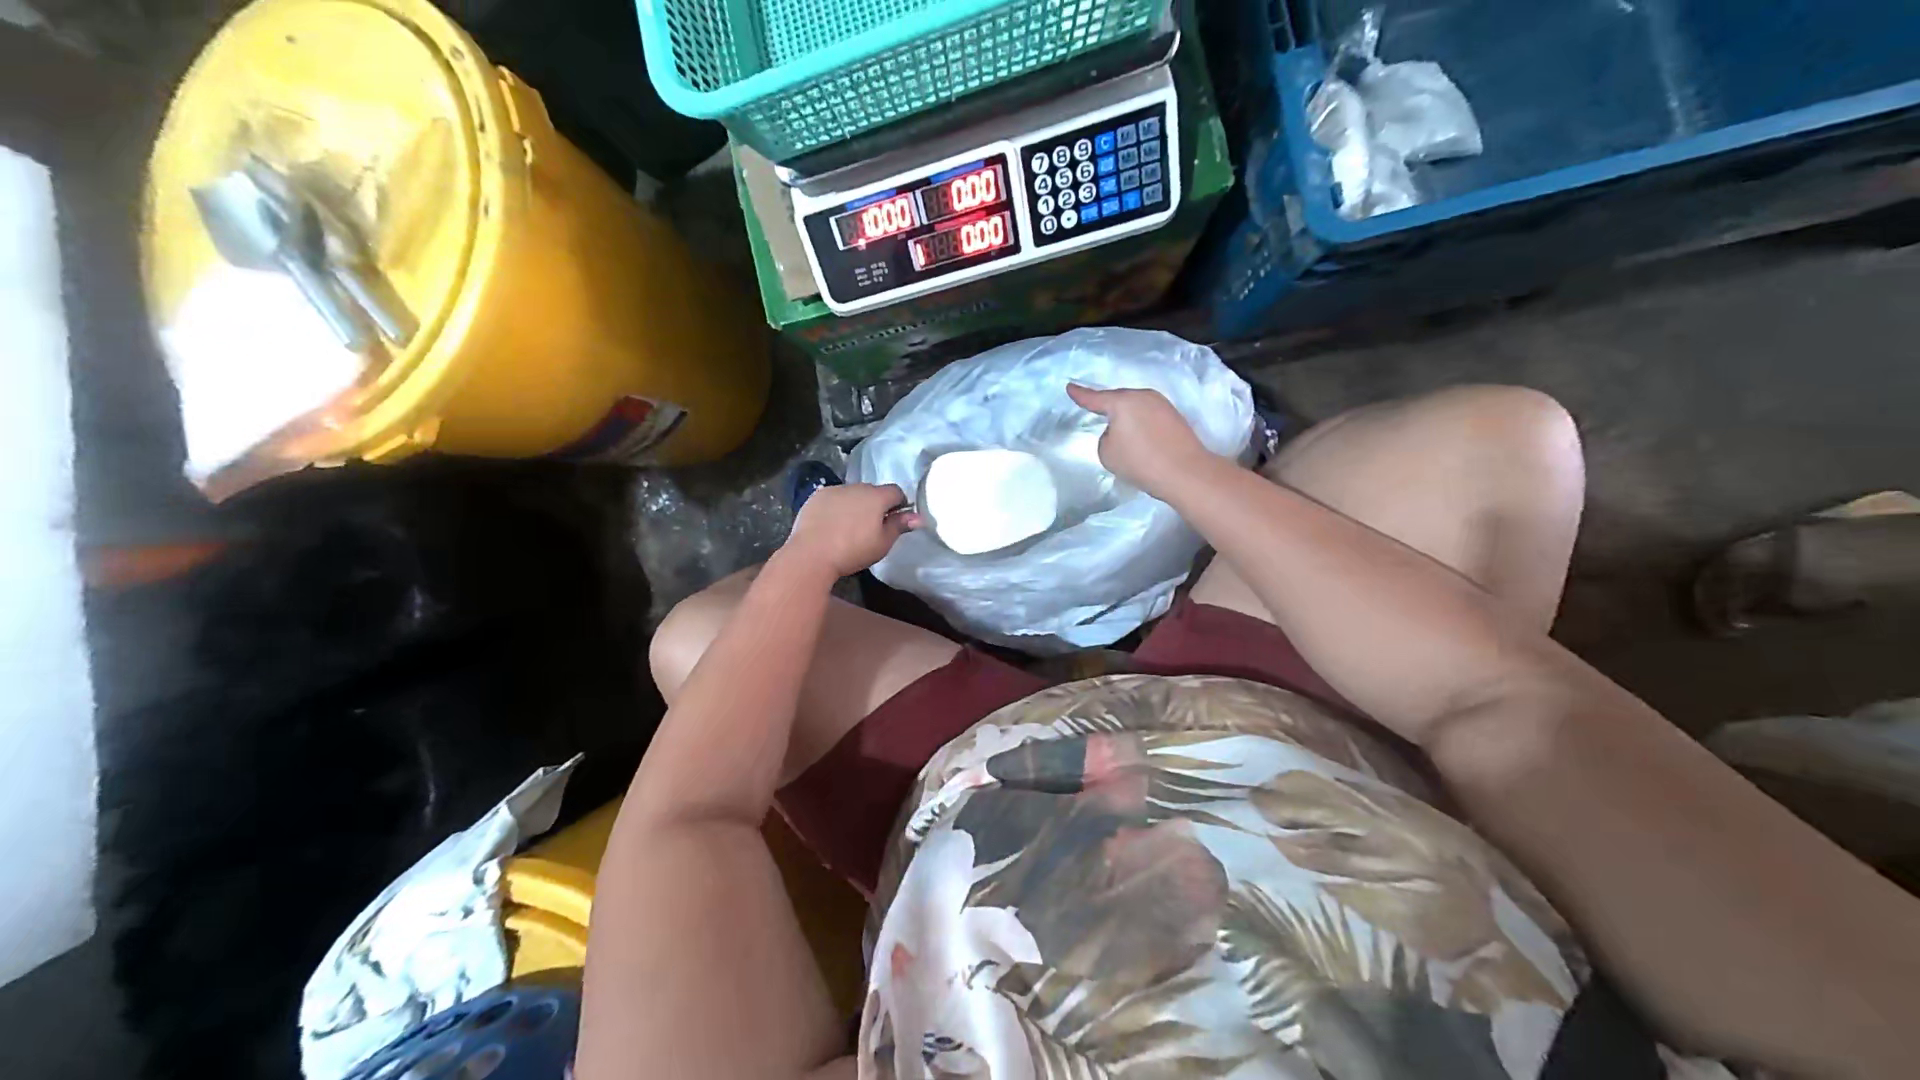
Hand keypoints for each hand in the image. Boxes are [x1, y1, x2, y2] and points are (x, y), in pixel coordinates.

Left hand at [781, 483, 918, 577]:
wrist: (811, 554)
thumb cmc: (853, 550)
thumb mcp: (882, 543)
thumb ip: (900, 526)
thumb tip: (919, 517)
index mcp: (876, 496)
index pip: (896, 491)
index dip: (899, 504)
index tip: (895, 521)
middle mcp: (856, 487)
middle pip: (873, 492)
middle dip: (876, 505)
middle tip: (872, 528)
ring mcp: (834, 490)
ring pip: (852, 494)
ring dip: (856, 505)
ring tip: (849, 528)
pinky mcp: (816, 497)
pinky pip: (834, 498)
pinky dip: (837, 507)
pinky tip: (832, 525)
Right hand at [1066, 384, 1213, 496]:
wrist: (1185, 472)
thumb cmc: (1140, 462)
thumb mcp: (1107, 453)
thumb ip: (1106, 437)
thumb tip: (1119, 432)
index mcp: (1122, 402)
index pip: (1095, 398)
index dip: (1080, 395)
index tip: (1070, 387)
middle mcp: (1143, 396)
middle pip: (1118, 400)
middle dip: (1109, 408)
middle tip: (1098, 416)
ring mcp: (1162, 404)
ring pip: (1136, 408)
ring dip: (1128, 418)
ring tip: (1124, 437)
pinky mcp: (1175, 416)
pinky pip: (1149, 416)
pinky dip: (1142, 426)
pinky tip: (1142, 441)